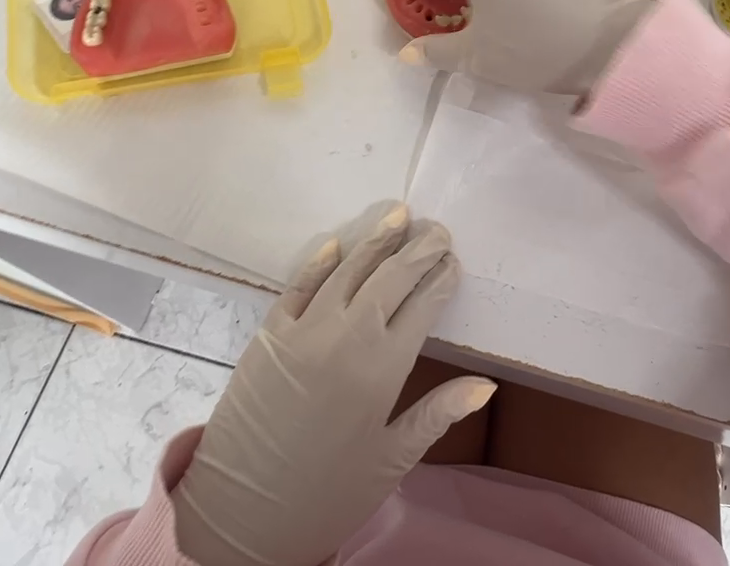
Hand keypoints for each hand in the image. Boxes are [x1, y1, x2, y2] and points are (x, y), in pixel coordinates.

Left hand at [172, 205, 492, 565]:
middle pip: (390, 279)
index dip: (440, 280)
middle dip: (417, 250)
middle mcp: (346, 337)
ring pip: (347, 271)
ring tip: (398, 214)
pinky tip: (336, 242)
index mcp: (381, 370)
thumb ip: (437, 414)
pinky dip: (318, 262)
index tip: (454, 261)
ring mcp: (304, 330)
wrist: (242, 514)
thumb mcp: (392, 461)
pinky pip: (298, 286)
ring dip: (375, 241)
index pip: (421, 307)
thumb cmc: (327, 494)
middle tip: (437, 229)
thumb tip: (487, 384)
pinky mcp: (268, 334)